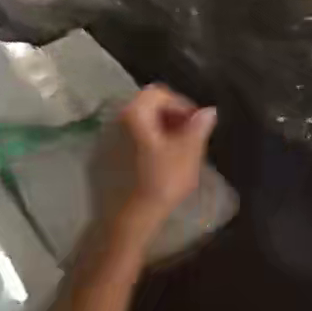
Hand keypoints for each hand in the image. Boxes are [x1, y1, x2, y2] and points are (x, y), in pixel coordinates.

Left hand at [95, 85, 217, 244]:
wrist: (128, 217)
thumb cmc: (162, 182)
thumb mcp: (188, 153)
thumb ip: (198, 128)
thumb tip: (209, 111)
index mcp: (135, 114)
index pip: (160, 93)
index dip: (183, 104)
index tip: (199, 124)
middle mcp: (116, 120)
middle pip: (147, 107)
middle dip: (172, 117)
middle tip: (192, 137)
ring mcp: (106, 139)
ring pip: (138, 125)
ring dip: (160, 132)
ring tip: (178, 152)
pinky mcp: (103, 158)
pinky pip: (129, 141)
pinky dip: (146, 145)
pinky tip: (158, 165)